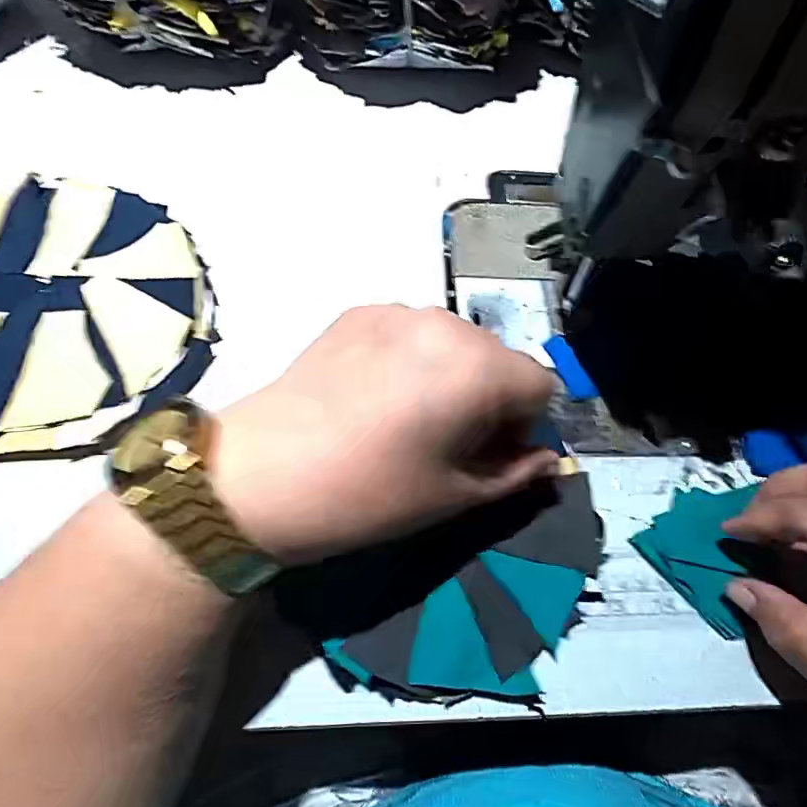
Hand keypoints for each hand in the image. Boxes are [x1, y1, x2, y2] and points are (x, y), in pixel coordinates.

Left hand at [212, 305, 558, 563]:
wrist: (258, 477)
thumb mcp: (456, 495)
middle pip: (500, 359)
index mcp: (481, 368)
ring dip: (454, 374)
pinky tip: (375, 394)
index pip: (541, 384)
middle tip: (451, 438)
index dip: (526, 424)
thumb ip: (517, 472)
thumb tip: (548, 459)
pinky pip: (413, 333)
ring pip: (458, 343)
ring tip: (409, 415)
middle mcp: (449, 325)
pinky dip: (413, 359)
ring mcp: (400, 312)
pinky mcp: (360, 312)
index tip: (491, 452)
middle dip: (492, 396)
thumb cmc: (371, 493)